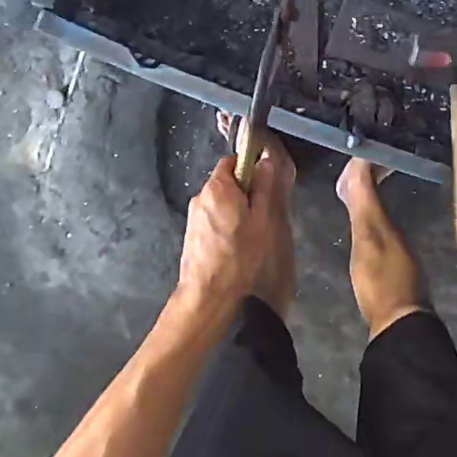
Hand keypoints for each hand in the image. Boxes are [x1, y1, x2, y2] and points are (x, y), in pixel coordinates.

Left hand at [178, 155, 278, 312]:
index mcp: (217, 187)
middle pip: (226, 183)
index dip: (250, 168)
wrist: (210, 296)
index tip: (264, 185)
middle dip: (244, 192)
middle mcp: (200, 198)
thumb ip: (264, 186)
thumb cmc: (240, 256)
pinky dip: (225, 226)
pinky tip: (236, 246)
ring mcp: (193, 218)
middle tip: (262, 213)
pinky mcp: (192, 236)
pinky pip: (213, 220)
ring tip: (251, 234)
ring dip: (235, 211)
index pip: (232, 161)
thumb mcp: (263, 218)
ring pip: (220, 203)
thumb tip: (264, 160)